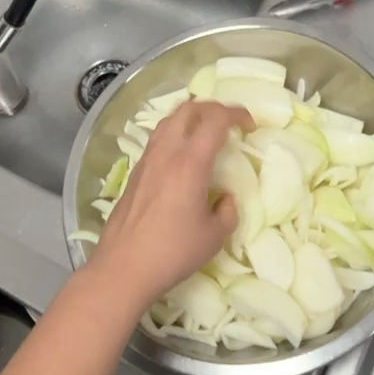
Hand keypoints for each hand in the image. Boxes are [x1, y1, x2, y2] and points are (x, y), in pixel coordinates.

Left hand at [85, 100, 250, 309]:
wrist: (124, 266)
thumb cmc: (173, 252)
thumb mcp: (214, 236)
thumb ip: (228, 211)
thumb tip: (226, 199)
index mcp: (190, 162)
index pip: (215, 119)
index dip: (236, 114)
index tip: (249, 125)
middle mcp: (166, 152)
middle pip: (188, 108)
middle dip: (212, 108)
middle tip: (228, 122)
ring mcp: (146, 160)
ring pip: (169, 121)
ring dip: (191, 118)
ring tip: (205, 134)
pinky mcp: (134, 172)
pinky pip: (157, 139)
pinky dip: (175, 135)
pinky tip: (182, 157)